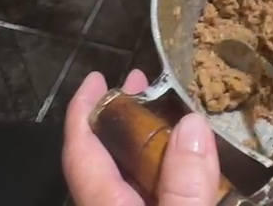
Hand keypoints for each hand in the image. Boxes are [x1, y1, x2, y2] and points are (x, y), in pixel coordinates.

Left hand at [62, 69, 221, 205]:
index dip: (83, 112)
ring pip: (133, 179)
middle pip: (108, 161)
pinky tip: (188, 163)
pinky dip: (166, 172)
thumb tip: (192, 122)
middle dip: (125, 117)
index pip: (81, 155)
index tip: (96, 78)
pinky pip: (155, 195)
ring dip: (150, 143)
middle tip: (145, 81)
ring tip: (171, 110)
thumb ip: (185, 187)